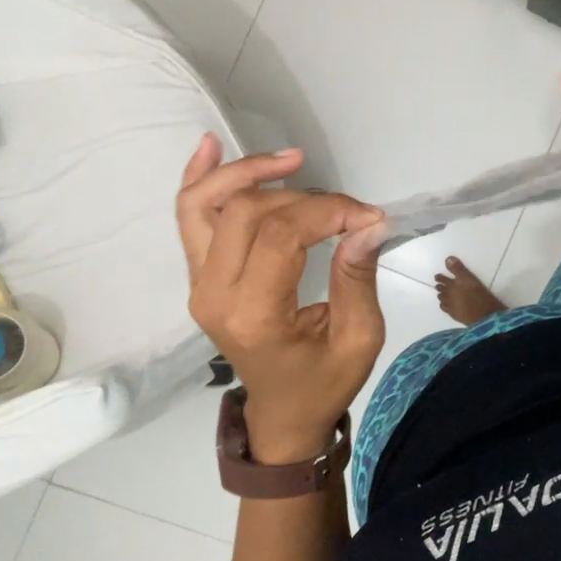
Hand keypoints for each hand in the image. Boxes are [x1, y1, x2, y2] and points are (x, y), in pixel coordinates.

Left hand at [177, 133, 386, 462]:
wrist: (283, 414)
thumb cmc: (324, 383)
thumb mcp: (359, 338)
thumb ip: (357, 277)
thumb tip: (367, 223)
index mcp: (254, 315)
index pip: (281, 235)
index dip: (328, 211)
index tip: (369, 216)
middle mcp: (214, 294)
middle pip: (244, 211)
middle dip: (303, 197)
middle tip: (346, 209)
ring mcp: (199, 283)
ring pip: (205, 204)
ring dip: (246, 173)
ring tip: (292, 159)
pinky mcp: (200, 275)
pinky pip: (190, 217)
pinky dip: (200, 179)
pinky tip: (211, 146)